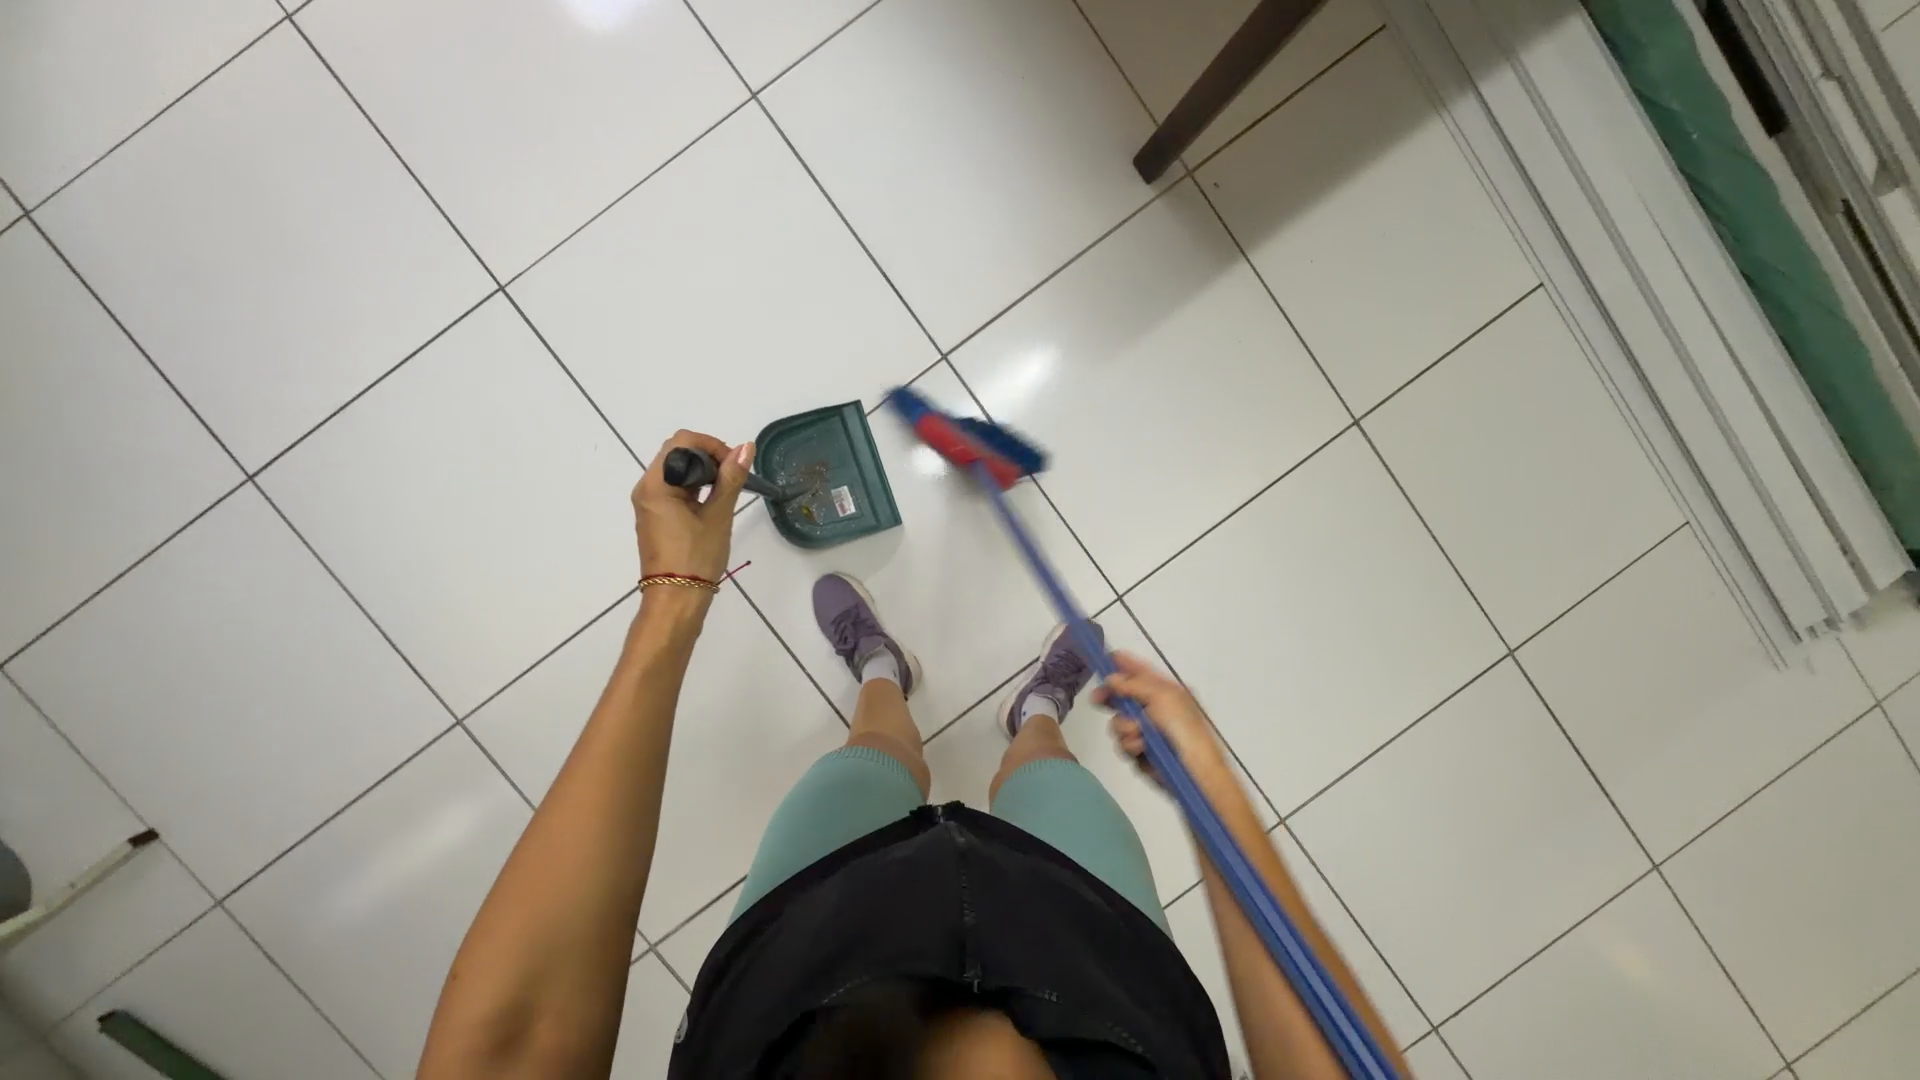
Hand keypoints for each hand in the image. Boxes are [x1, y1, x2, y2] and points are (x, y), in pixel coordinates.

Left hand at [633, 430, 751, 582]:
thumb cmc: (697, 557)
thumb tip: (745, 447)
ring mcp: (649, 503)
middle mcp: (646, 489)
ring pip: (677, 471)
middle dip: (708, 457)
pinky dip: (695, 488)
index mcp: (656, 485)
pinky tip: (713, 503)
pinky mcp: (656, 516)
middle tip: (732, 477)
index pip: (682, 442)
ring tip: (726, 491)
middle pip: (677, 453)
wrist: (676, 600)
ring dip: (703, 473)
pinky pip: (674, 489)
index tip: (733, 465)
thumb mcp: (718, 516)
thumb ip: (731, 478)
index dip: (711, 445)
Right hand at [1095, 651, 1228, 787]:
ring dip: (1124, 727)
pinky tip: (1141, 749)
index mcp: (1164, 690)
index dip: (1121, 664)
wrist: (1194, 771)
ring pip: (1118, 722)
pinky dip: (1130, 745)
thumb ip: (1134, 684)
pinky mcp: (1140, 752)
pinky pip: (1122, 743)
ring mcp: (1146, 730)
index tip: (1103, 661)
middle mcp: (1153, 708)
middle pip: (1122, 696)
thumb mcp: (1162, 696)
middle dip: (1111, 698)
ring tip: (1138, 735)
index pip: (1139, 670)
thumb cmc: (1183, 728)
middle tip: (1097, 699)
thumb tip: (1111, 678)